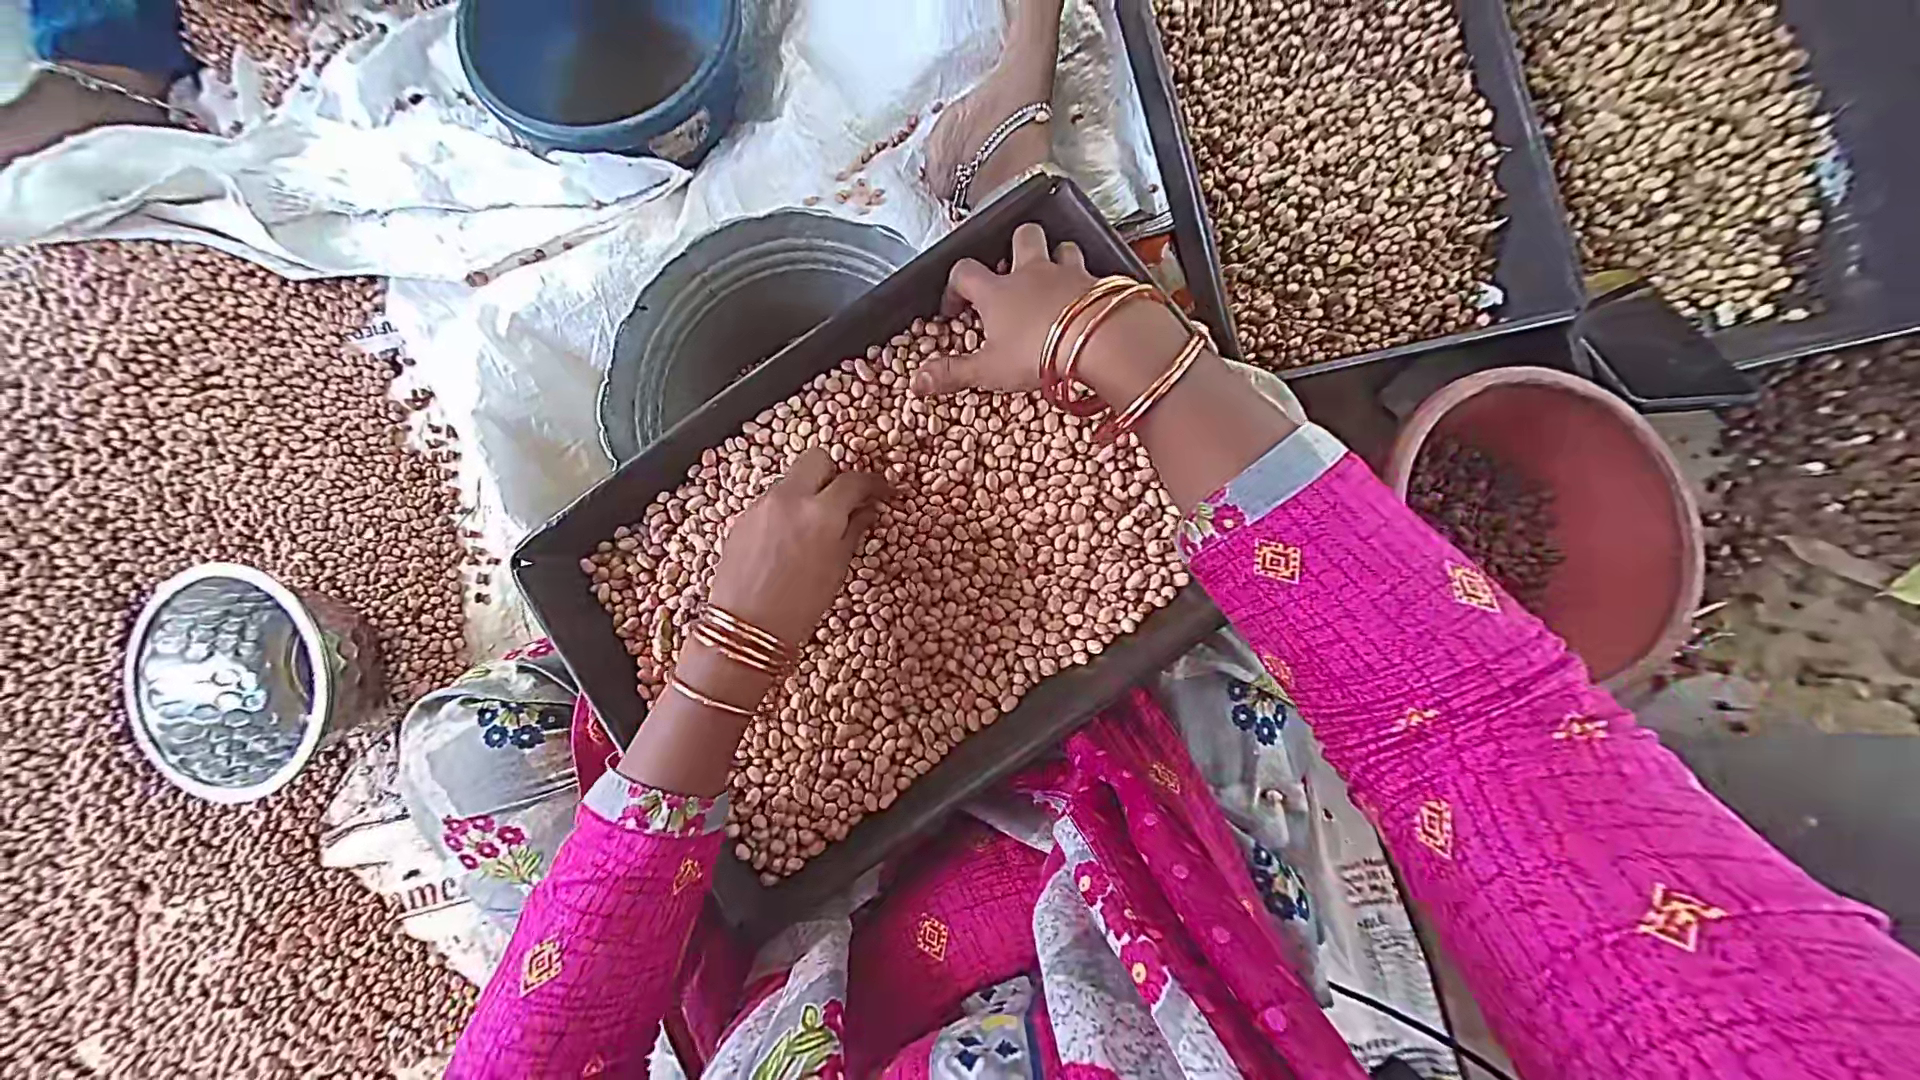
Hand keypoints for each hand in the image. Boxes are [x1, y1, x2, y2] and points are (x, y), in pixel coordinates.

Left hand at [707, 447, 889, 648]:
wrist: (747, 627)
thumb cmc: (801, 604)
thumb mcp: (838, 567)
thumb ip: (854, 530)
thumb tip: (866, 509)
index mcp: (821, 512)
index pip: (854, 480)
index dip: (873, 483)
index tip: (882, 491)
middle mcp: (789, 498)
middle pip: (817, 459)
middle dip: (835, 472)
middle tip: (844, 498)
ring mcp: (762, 504)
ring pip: (792, 479)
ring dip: (809, 491)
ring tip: (816, 524)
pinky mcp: (743, 517)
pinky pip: (772, 500)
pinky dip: (787, 509)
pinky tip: (789, 539)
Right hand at [908, 222, 1188, 403]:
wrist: (1097, 339)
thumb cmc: (1038, 352)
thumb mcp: (989, 370)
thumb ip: (953, 373)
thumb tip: (916, 382)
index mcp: (998, 292)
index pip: (965, 272)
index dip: (955, 286)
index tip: (955, 307)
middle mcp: (1033, 273)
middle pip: (1020, 237)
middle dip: (1013, 248)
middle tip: (1011, 272)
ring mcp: (1069, 273)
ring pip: (1062, 247)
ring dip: (1056, 257)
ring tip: (1052, 278)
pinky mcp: (1101, 284)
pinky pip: (1094, 272)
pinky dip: (1088, 283)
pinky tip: (1088, 299)